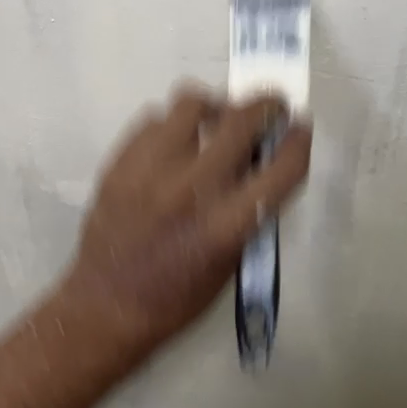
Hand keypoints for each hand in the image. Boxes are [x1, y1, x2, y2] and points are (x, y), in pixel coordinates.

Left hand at [62, 85, 313, 351]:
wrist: (105, 306)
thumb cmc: (177, 296)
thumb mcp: (230, 262)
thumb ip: (248, 210)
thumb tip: (258, 158)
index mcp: (227, 225)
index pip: (283, 167)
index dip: (300, 140)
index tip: (301, 126)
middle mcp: (193, 189)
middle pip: (242, 119)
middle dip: (267, 105)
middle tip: (269, 108)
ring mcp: (152, 170)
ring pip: (192, 101)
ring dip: (214, 106)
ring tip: (215, 119)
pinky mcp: (121, 162)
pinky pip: (153, 119)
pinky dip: (172, 125)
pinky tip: (175, 142)